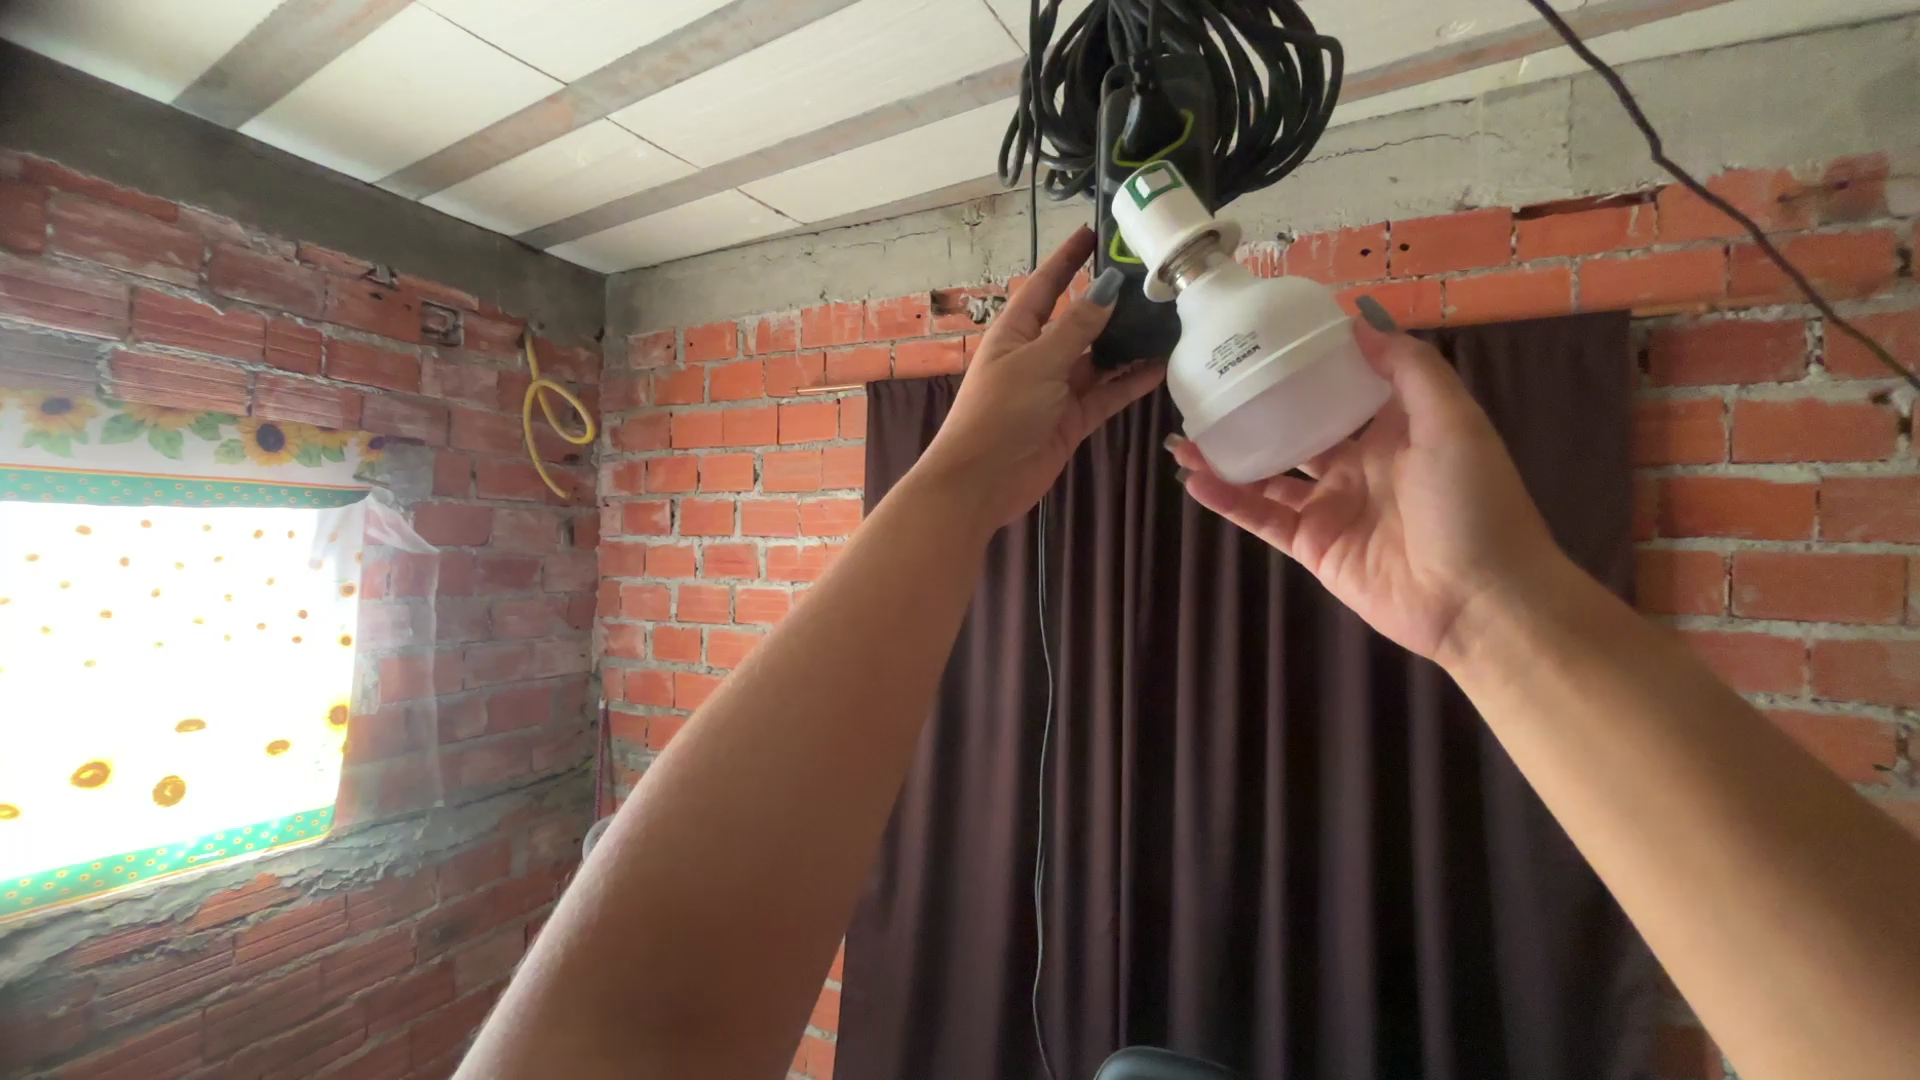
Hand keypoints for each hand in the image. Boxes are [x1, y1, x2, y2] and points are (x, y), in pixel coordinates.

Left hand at [915, 226, 1165, 527]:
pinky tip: (1161, 367)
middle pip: (1079, 321)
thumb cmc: (999, 412)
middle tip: (1153, 279)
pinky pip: (1107, 394)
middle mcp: (1037, 355)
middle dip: (1111, 302)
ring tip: (1168, 320)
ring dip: (1128, 344)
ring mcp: (1056, 389)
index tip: (1094, 232)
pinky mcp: (1073, 419)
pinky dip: (1131, 382)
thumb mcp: (1038, 361)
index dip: (1068, 259)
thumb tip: (1108, 286)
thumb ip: (1077, 327)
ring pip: (1099, 359)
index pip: (1046, 285)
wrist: (982, 481)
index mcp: (1016, 332)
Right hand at [1170, 313, 1572, 665]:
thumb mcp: (1454, 422)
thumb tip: (1356, 321)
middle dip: (1255, 413)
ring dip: (1227, 457)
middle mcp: (1356, 465)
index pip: (1342, 390)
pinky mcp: (1310, 545)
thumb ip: (1408, 370)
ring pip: (1267, 475)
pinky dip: (1228, 500)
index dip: (1308, 368)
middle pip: (1295, 431)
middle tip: (1210, 392)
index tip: (1269, 343)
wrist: (1478, 598)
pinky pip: (1262, 517)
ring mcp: (1329, 507)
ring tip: (1183, 438)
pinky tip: (1195, 480)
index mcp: (1392, 431)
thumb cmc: (1473, 502)